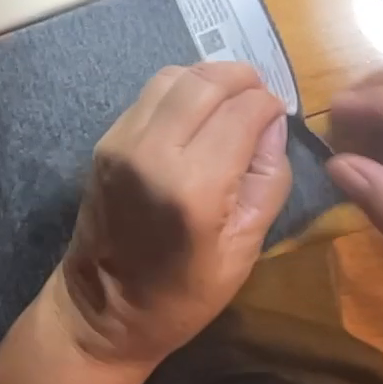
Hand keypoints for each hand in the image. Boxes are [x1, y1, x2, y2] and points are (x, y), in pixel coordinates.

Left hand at [51, 62, 292, 367]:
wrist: (102, 307)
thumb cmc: (184, 293)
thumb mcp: (245, 248)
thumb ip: (267, 178)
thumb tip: (274, 123)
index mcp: (193, 186)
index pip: (241, 112)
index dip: (268, 104)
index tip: (280, 111)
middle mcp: (153, 151)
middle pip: (204, 81)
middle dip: (241, 77)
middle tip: (260, 94)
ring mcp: (122, 140)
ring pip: (173, 76)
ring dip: (208, 78)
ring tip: (230, 98)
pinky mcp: (106, 138)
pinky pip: (149, 94)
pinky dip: (179, 90)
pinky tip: (196, 111)